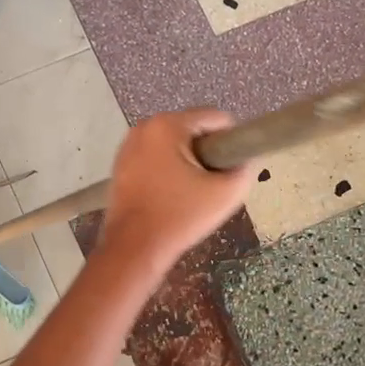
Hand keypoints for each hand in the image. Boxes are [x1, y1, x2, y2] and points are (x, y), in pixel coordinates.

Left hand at [96, 109, 255, 264]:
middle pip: (192, 129)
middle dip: (207, 151)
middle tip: (211, 183)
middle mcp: (144, 127)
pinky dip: (167, 170)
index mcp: (167, 125)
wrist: (134, 247)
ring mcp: (127, 145)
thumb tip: (244, 159)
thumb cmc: (180, 216)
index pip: (215, 118)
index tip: (232, 167)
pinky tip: (171, 194)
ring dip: (187, 161)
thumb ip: (244, 169)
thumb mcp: (226, 193)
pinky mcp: (120, 164)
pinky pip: (155, 158)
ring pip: (173, 144)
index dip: (231, 140)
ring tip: (191, 191)